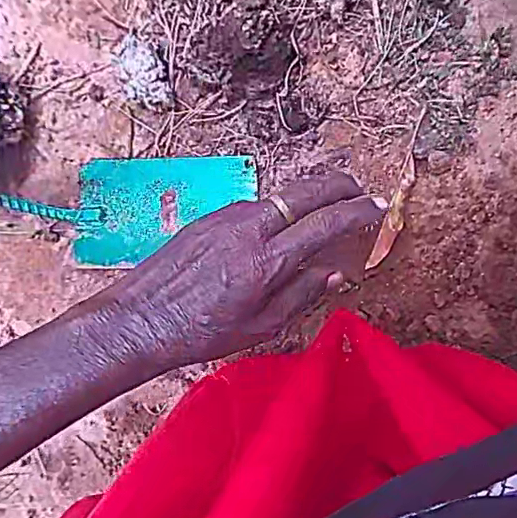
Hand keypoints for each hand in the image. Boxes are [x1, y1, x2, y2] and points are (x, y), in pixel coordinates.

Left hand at [96, 171, 386, 369]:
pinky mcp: (210, 217)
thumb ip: (302, 294)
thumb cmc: (202, 332)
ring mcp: (226, 218)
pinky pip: (255, 205)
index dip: (356, 212)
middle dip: (339, 185)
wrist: (140, 320)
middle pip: (306, 190)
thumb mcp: (262, 326)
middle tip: (359, 191)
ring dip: (308, 196)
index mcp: (268, 261)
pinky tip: (281, 226)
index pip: (325, 223)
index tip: (376, 207)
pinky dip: (278, 208)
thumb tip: (335, 273)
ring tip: (324, 209)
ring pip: (280, 195)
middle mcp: (249, 229)